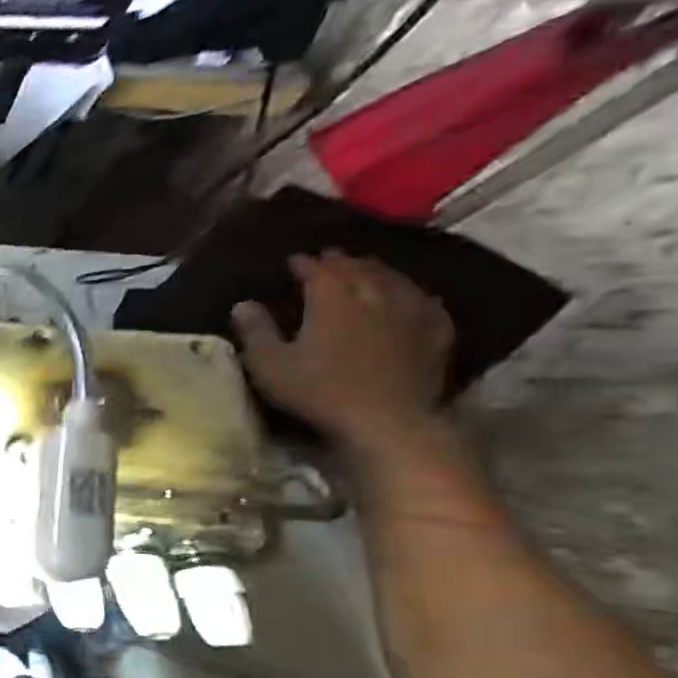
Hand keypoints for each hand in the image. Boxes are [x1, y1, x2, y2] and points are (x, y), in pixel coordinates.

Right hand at [230, 250, 455, 456]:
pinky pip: (425, 301)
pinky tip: (410, 296)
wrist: (385, 419)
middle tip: (329, 258)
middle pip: (358, 269)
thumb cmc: (317, 391)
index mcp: (332, 300)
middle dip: (341, 262)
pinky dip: (411, 292)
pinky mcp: (434, 332)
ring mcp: (410, 311)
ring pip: (393, 279)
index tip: (293, 260)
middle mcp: (373, 295)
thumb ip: (255, 332)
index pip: (318, 271)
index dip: (305, 263)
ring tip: (365, 269)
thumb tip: (243, 303)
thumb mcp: (270, 365)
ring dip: (376, 271)